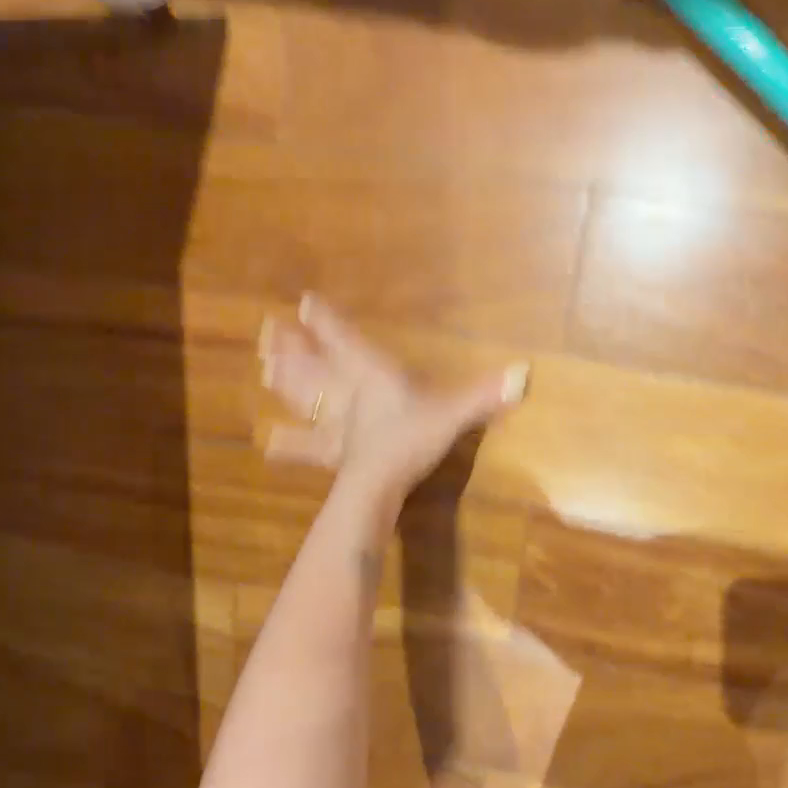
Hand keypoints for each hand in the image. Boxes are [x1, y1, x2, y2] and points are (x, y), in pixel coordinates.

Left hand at [260, 293, 527, 508]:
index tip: (304, 302)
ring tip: (262, 370)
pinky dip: (288, 444)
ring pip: (303, 399)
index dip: (326, 322)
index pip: (344, 341)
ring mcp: (335, 426)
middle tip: (267, 331)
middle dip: (293, 349)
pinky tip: (268, 444)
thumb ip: (484, 395)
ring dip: (284, 384)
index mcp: (371, 375)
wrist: (377, 485)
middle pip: (314, 367)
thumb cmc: (410, 440)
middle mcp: (346, 395)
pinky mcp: (334, 455)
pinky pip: (307, 446)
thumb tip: (525, 373)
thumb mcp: (452, 414)